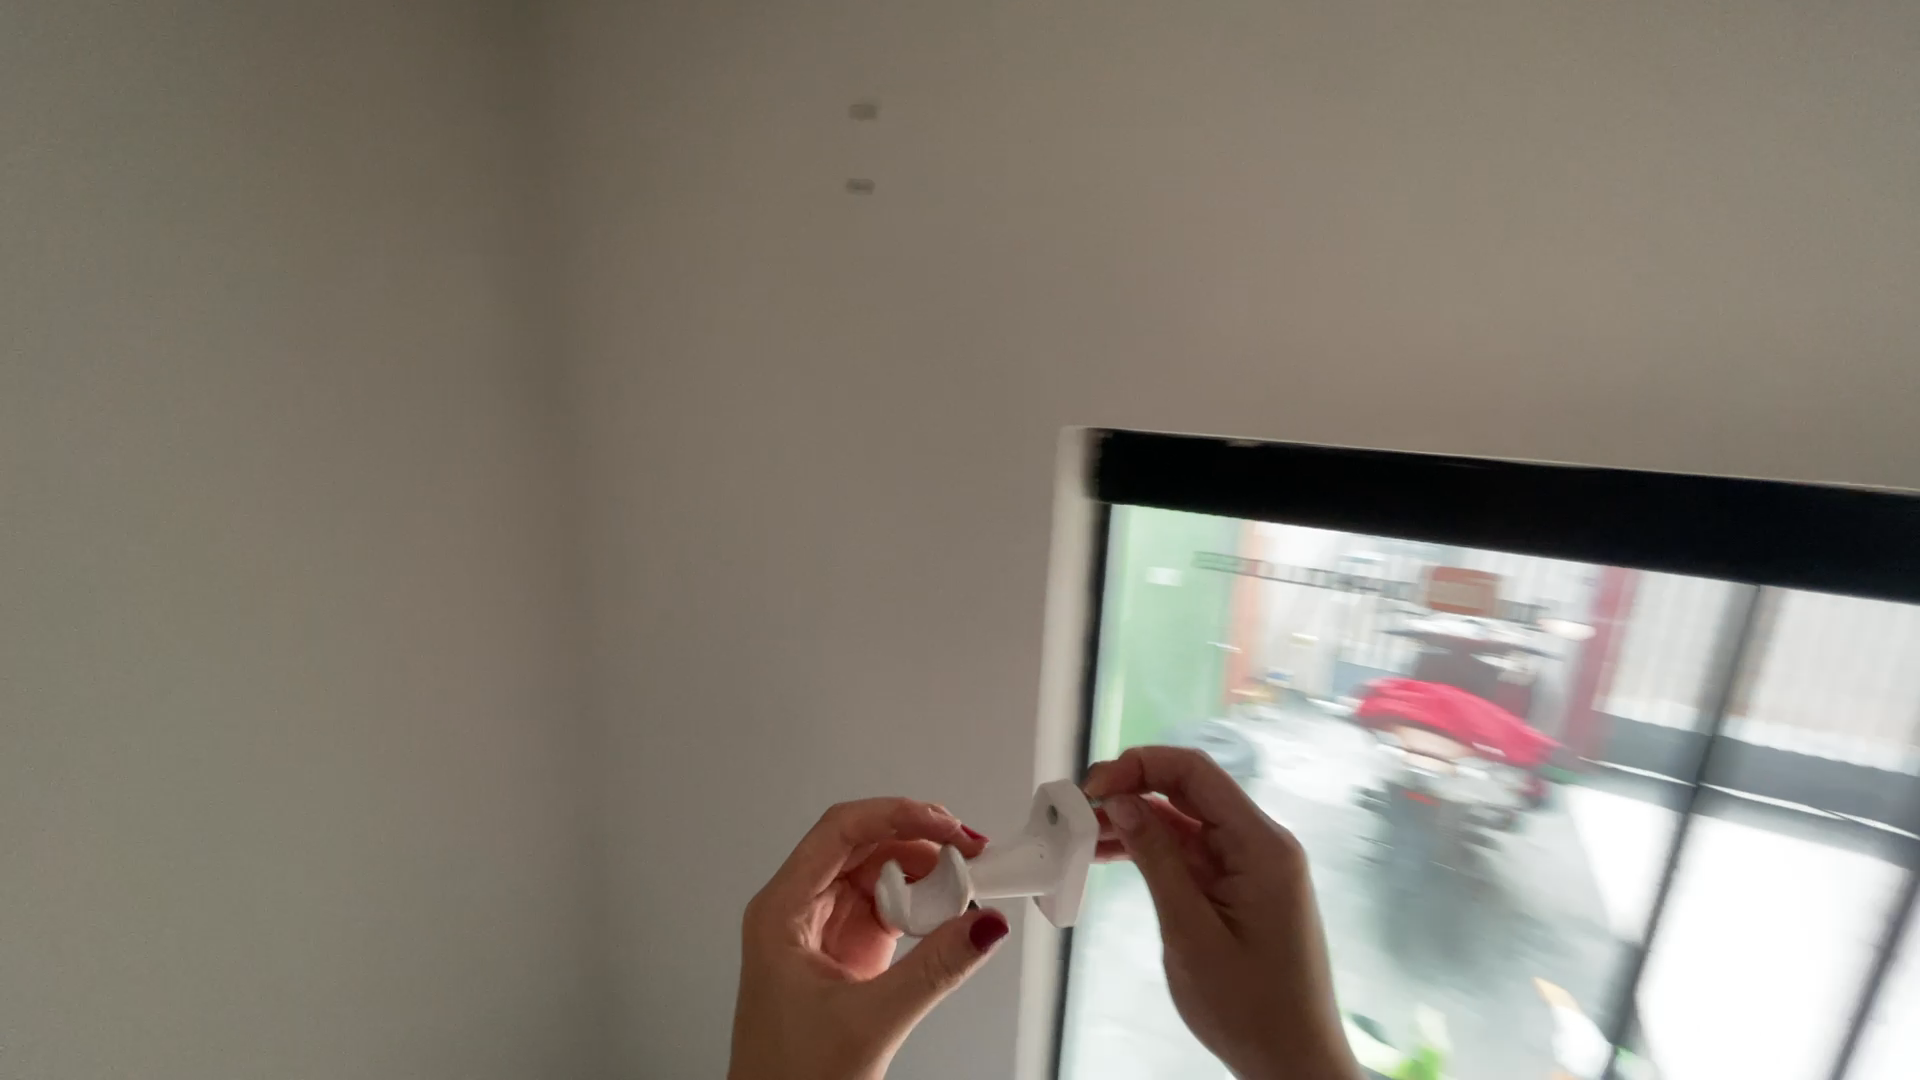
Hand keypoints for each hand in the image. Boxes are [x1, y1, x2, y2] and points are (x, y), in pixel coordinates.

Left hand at [729, 798, 1011, 1079]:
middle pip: (862, 843)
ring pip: (877, 869)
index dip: (893, 815)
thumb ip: (932, 970)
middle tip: (965, 846)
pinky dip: (920, 900)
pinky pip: (888, 902)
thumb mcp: (867, 1024)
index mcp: (781, 911)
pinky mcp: (847, 946)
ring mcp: (824, 925)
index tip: (941, 823)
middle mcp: (799, 907)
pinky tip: (945, 909)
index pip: (838, 831)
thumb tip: (983, 924)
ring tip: (963, 879)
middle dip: (917, 837)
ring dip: (923, 868)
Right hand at [1085, 747, 1359, 1079]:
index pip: (1195, 772)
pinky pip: (1187, 847)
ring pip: (1181, 816)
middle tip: (1081, 806)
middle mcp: (1258, 841)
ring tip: (1082, 831)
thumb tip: (1120, 800)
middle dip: (1131, 787)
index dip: (1140, 765)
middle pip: (1187, 788)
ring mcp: (1248, 862)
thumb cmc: (1249, 1008)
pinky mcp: (1236, 882)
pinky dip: (1148, 846)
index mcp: (1261, 844)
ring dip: (1133, 818)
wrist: (1295, 1069)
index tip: (1095, 786)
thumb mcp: (1190, 932)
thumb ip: (1156, 858)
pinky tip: (1107, 852)